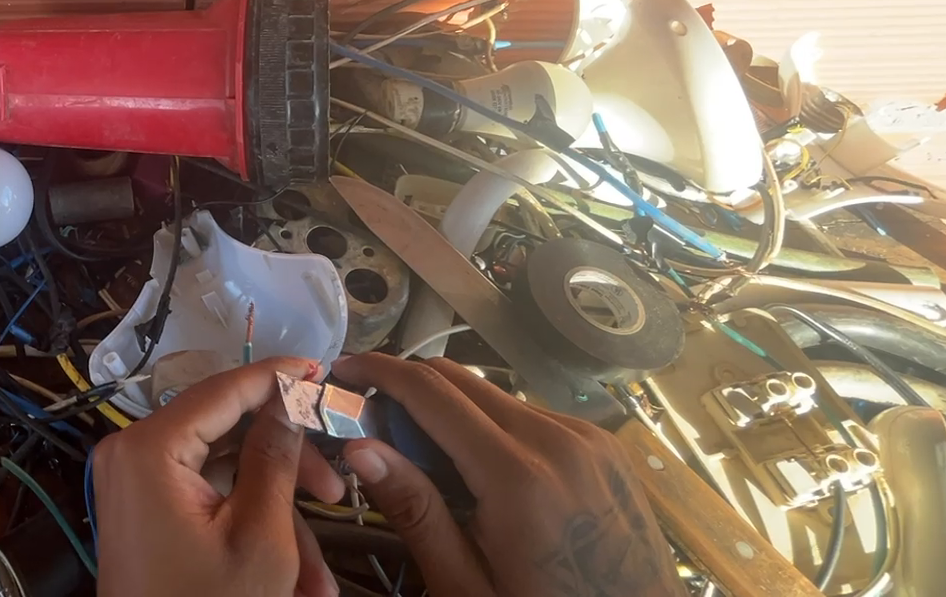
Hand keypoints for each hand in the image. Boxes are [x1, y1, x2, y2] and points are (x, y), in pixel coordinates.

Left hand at [92, 356, 348, 596]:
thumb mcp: (256, 541)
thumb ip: (273, 460)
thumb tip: (289, 401)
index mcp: (149, 446)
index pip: (221, 389)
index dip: (273, 376)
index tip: (318, 367)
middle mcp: (134, 449)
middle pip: (224, 432)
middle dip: (284, 467)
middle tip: (337, 491)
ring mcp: (137, 479)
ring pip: (222, 472)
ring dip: (275, 514)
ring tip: (318, 579)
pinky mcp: (147, 507)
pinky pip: (205, 498)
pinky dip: (247, 525)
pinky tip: (294, 579)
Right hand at [333, 354, 683, 596]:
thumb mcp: (468, 586)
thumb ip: (414, 509)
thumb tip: (356, 445)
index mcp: (519, 475)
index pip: (429, 389)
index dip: (377, 370)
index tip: (340, 370)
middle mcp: (556, 439)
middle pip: (456, 378)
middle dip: (406, 386)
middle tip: (374, 420)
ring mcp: (587, 439)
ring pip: (489, 393)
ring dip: (447, 406)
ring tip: (429, 456)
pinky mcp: (604, 447)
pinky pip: (525, 412)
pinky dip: (488, 423)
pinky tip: (482, 468)